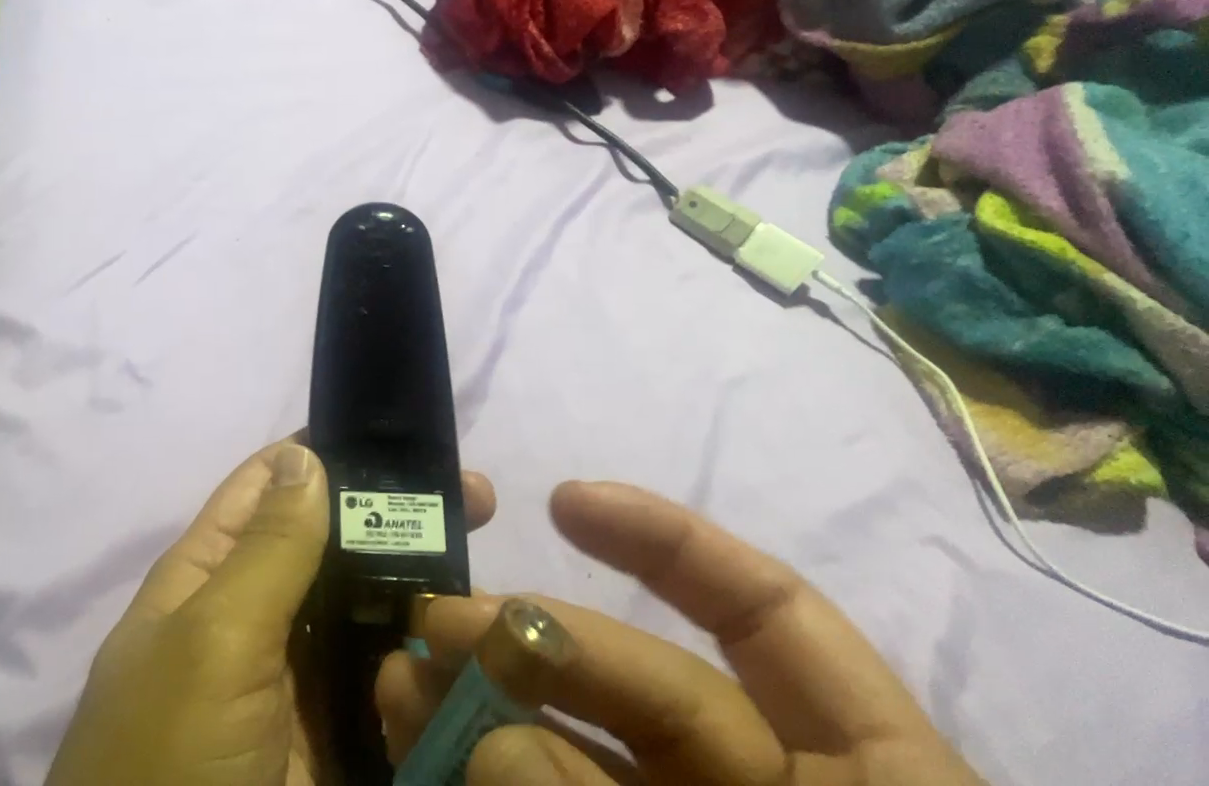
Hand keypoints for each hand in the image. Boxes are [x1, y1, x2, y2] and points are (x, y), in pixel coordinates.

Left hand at [46, 442, 495, 785]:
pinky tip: (482, 646)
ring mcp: (300, 689)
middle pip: (331, 550)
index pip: (269, 491)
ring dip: (424, 595)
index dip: (329, 455)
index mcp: (207, 582)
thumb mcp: (212, 640)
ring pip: (371, 618)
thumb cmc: (174, 756)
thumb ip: (267, 550)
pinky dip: (431, 668)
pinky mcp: (343, 746)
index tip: (406, 439)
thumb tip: (305, 455)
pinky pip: (392, 691)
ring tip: (492, 575)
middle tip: (481, 500)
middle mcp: (255, 624)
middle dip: (396, 522)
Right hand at [377, 482, 984, 785]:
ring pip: (570, 754)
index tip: (561, 501)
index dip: (669, 546)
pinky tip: (413, 750)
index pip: (768, 619)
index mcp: (863, 781)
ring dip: (483, 711)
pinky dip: (474, 778)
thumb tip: (490, 745)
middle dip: (536, 640)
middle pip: (647, 686)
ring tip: (395, 680)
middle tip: (430, 620)